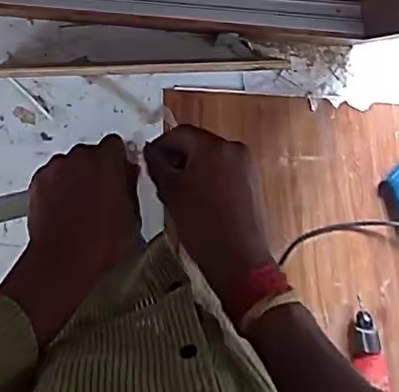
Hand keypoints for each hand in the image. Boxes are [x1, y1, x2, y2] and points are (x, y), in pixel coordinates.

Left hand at [0, 135, 142, 343]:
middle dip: (96, 170)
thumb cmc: (96, 244)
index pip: (115, 144)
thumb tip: (128, 178)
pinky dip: (56, 188)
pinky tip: (64, 212)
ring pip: (70, 165)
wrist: (61, 261)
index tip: (119, 173)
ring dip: (75, 178)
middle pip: (91, 154)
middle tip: (101, 198)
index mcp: (106, 160)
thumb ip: (130, 187)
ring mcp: (57, 167)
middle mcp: (79, 157)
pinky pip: (51, 177)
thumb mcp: (132, 218)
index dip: (118, 160)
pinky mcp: (39, 180)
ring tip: (80, 209)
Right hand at [143, 125, 276, 305]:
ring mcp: (245, 165)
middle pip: (196, 143)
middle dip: (176, 156)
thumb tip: (150, 151)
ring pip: (209, 157)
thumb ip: (157, 164)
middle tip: (160, 176)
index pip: (179, 133)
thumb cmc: (201, 224)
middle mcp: (233, 148)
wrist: (240, 263)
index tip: (147, 160)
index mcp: (214, 146)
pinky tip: (196, 197)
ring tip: (176, 189)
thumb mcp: (171, 192)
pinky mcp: (251, 182)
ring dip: (191, 167)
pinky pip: (222, 169)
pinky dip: (207, 176)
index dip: (160, 145)